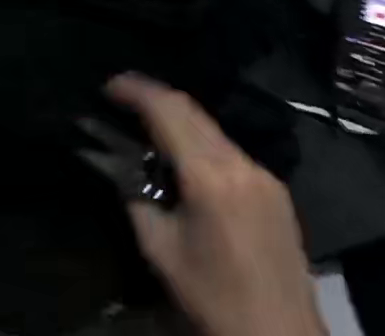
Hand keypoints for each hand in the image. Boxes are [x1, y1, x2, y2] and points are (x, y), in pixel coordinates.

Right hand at [106, 74, 324, 335]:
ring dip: (178, 119)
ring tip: (149, 128)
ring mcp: (262, 171)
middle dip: (154, 97)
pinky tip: (187, 162)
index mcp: (208, 176)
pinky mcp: (275, 187)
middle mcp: (239, 161)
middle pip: (190, 108)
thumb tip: (116, 165)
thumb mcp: (161, 251)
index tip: (110, 86)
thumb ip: (135, 199)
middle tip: (123, 97)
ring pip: (211, 127)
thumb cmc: (213, 298)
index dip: (136, 90)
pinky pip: (230, 149)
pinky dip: (202, 143)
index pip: (168, 111)